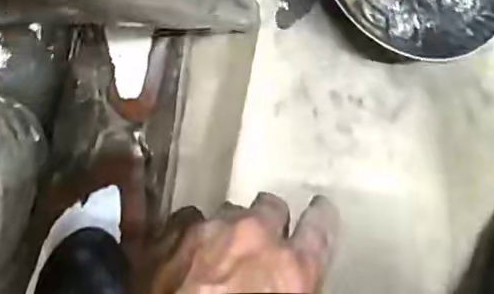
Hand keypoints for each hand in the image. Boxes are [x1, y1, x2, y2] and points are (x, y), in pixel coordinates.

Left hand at [145, 192, 337, 293]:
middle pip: (271, 208)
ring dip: (231, 231)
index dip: (322, 220)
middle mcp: (254, 234)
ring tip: (223, 255)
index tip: (321, 212)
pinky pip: (192, 219)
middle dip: (269, 225)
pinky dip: (194, 234)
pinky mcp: (172, 229)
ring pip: (230, 212)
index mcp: (290, 269)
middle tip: (264, 247)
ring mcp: (209, 226)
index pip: (320, 228)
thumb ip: (292, 288)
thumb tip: (288, 284)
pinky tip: (188, 255)